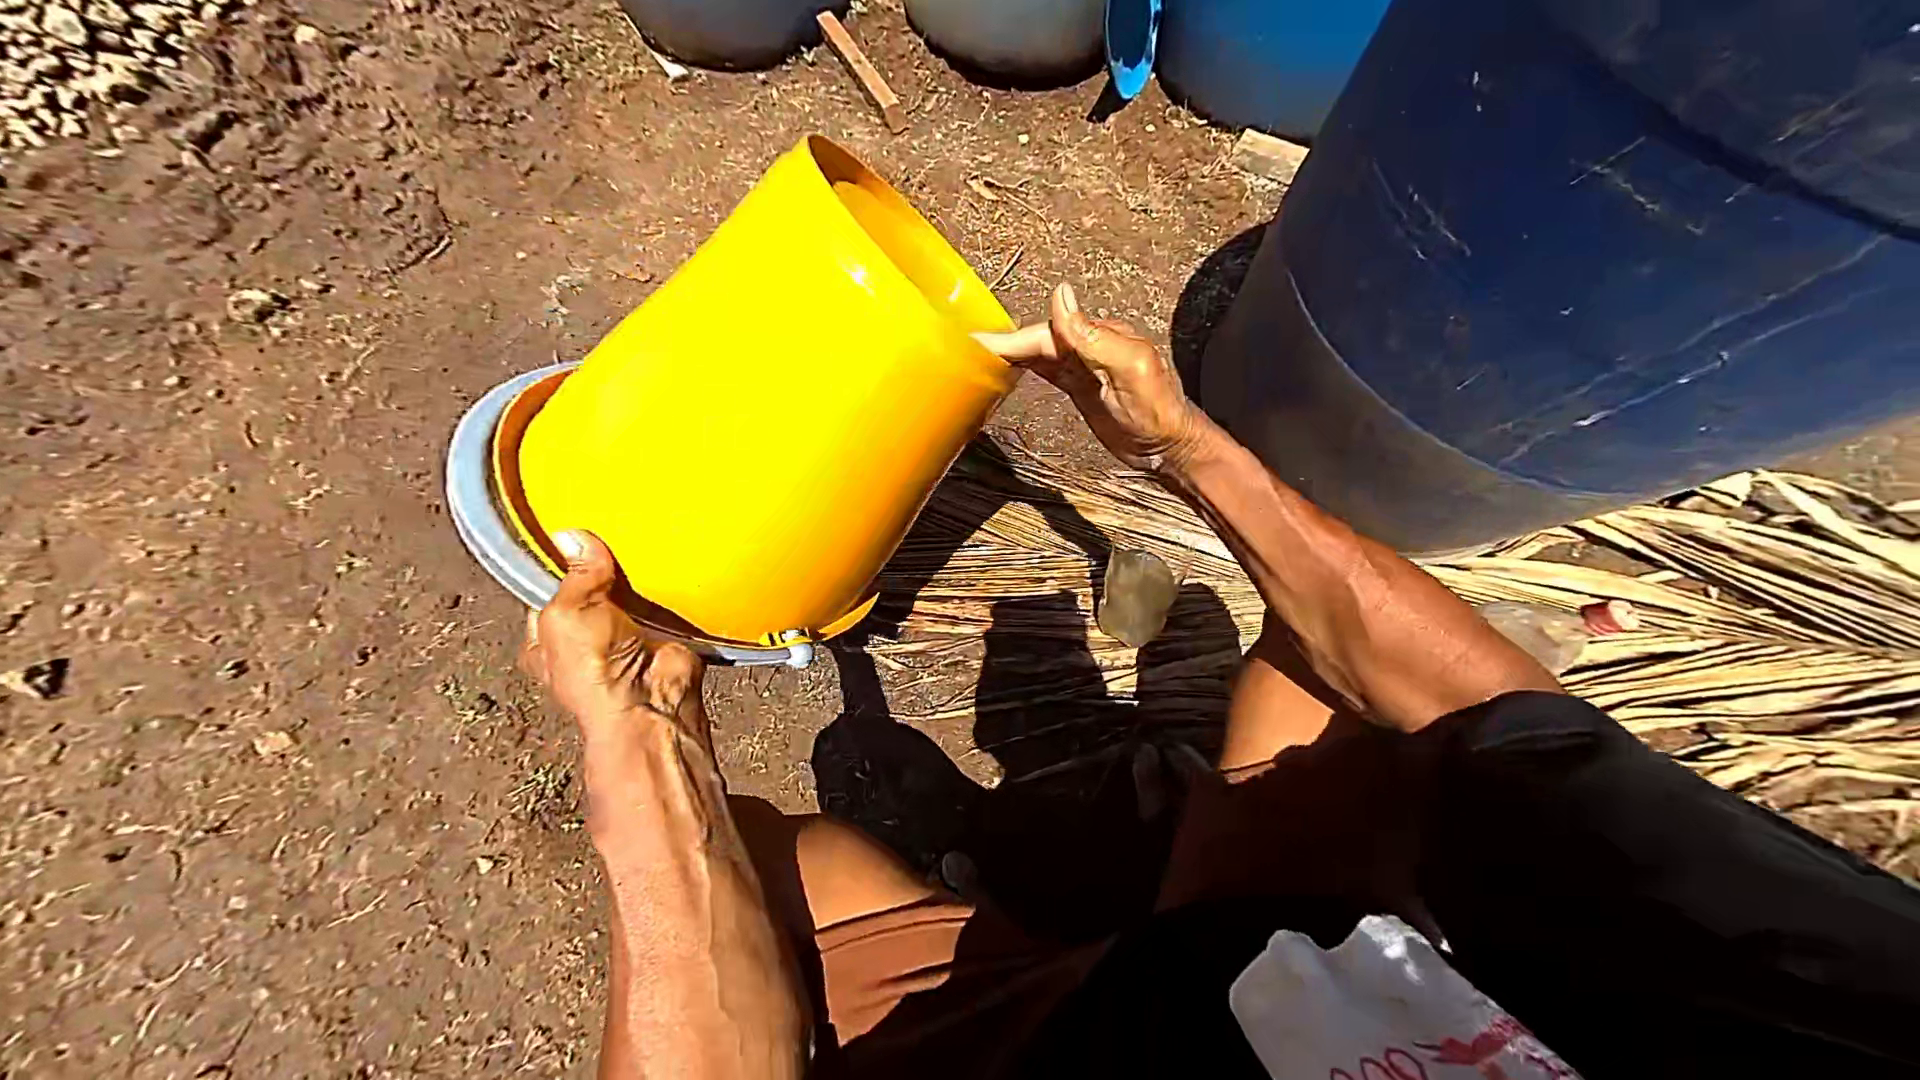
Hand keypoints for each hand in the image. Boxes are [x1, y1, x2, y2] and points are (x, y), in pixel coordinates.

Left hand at [519, 529, 709, 755]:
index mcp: (549, 639)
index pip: (548, 589)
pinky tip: (668, 568)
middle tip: (611, 539)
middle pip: (593, 587)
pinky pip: (665, 598)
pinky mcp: (664, 630)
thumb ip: (575, 575)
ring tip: (641, 547)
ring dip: (637, 577)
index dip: (557, 563)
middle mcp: (586, 638)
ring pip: (629, 591)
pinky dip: (668, 586)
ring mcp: (627, 634)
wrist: (651, 699)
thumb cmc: (594, 674)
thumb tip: (571, 537)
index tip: (571, 534)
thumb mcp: (567, 614)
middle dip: (603, 567)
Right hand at [974, 283, 1206, 470]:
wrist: (1167, 447)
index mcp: (1101, 337)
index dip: (1013, 339)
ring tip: (979, 351)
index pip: (1048, 335)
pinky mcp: (1081, 386)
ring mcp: (1085, 366)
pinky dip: (1025, 364)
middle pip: (1039, 341)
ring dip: (1011, 351)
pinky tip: (1009, 364)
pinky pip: (1047, 368)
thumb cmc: (1156, 413)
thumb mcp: (1129, 370)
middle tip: (969, 346)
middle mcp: (1091, 346)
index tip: (981, 341)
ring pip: (1040, 352)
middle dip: (1005, 343)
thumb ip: (1094, 336)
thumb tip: (1061, 297)